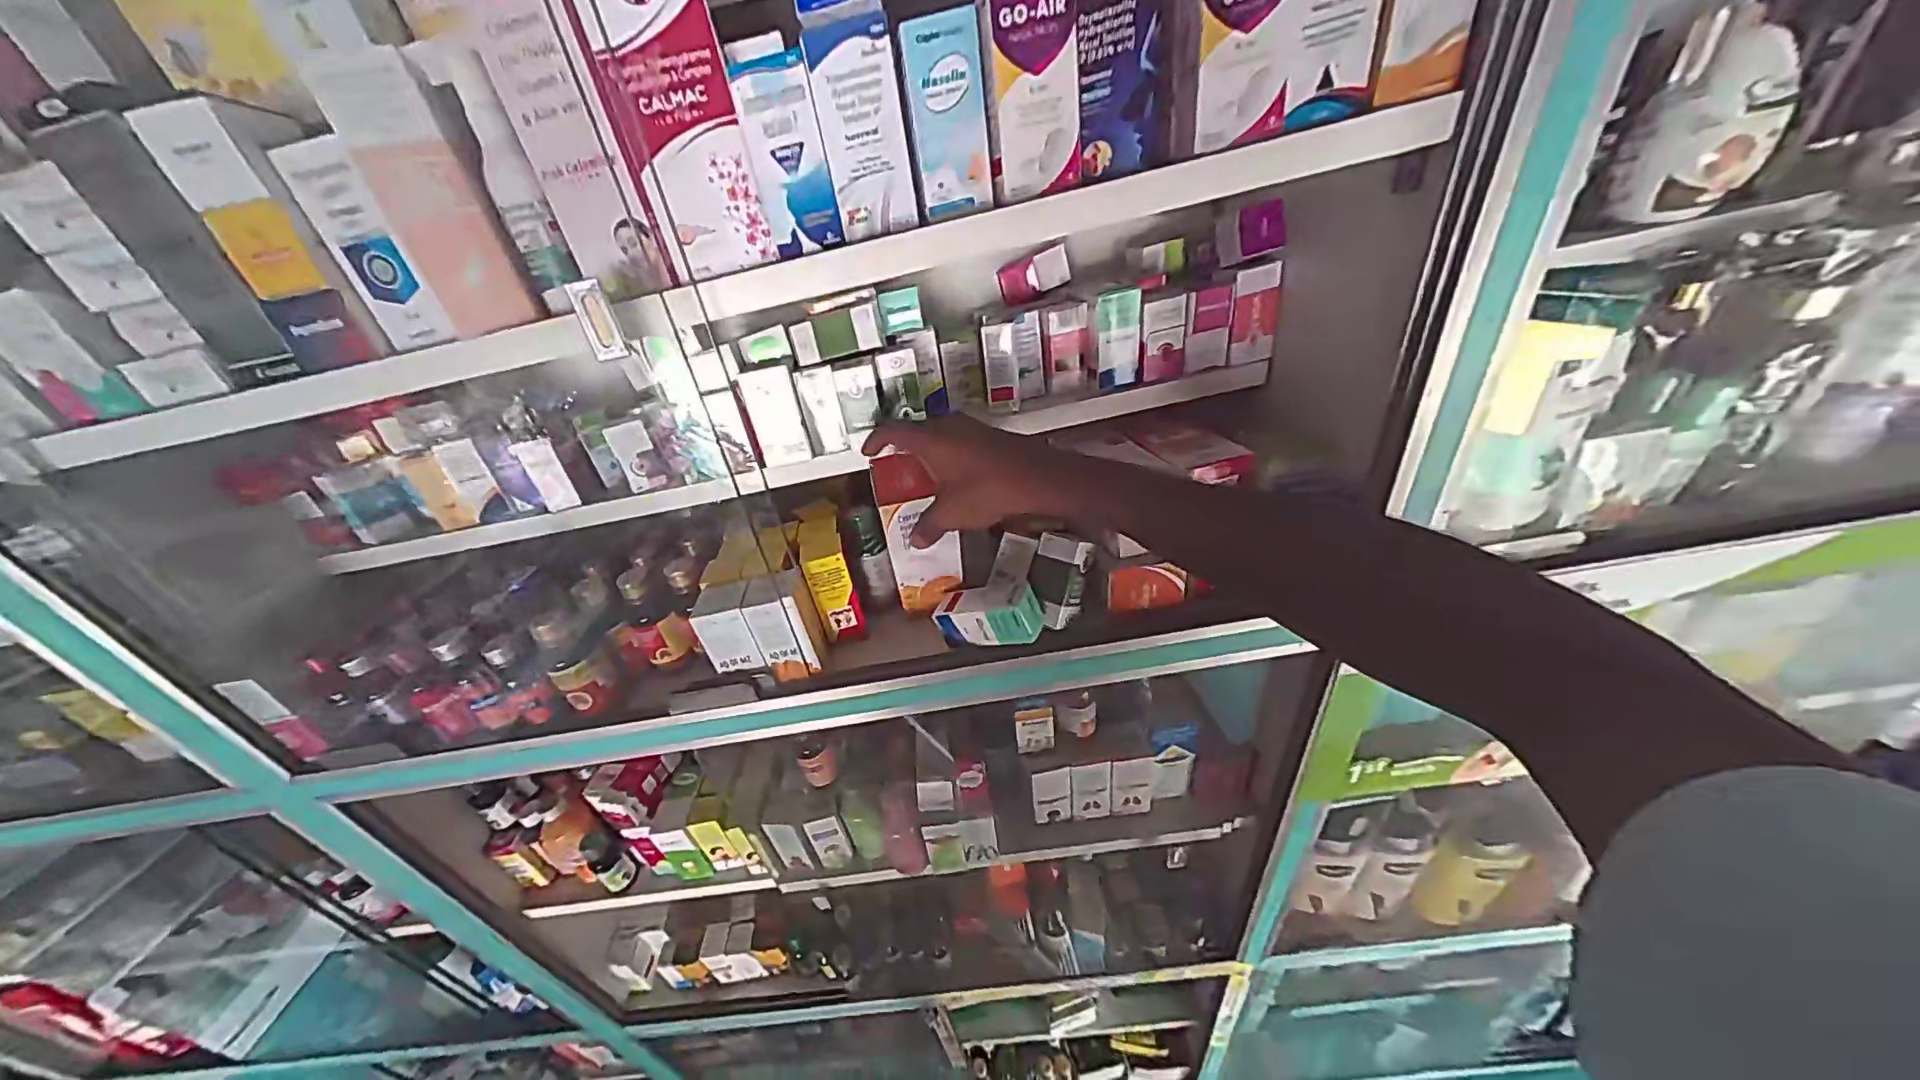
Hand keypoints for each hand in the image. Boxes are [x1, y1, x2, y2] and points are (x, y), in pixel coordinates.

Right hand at [861, 416, 1085, 546]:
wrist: (1037, 478)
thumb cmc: (987, 490)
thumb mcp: (952, 513)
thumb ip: (930, 525)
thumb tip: (916, 540)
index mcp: (931, 438)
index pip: (892, 431)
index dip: (876, 441)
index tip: (868, 452)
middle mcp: (949, 425)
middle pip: (917, 430)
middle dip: (905, 448)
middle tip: (898, 467)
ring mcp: (972, 427)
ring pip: (941, 434)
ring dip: (930, 451)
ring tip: (926, 475)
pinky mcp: (991, 435)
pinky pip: (960, 440)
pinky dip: (950, 455)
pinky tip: (956, 476)